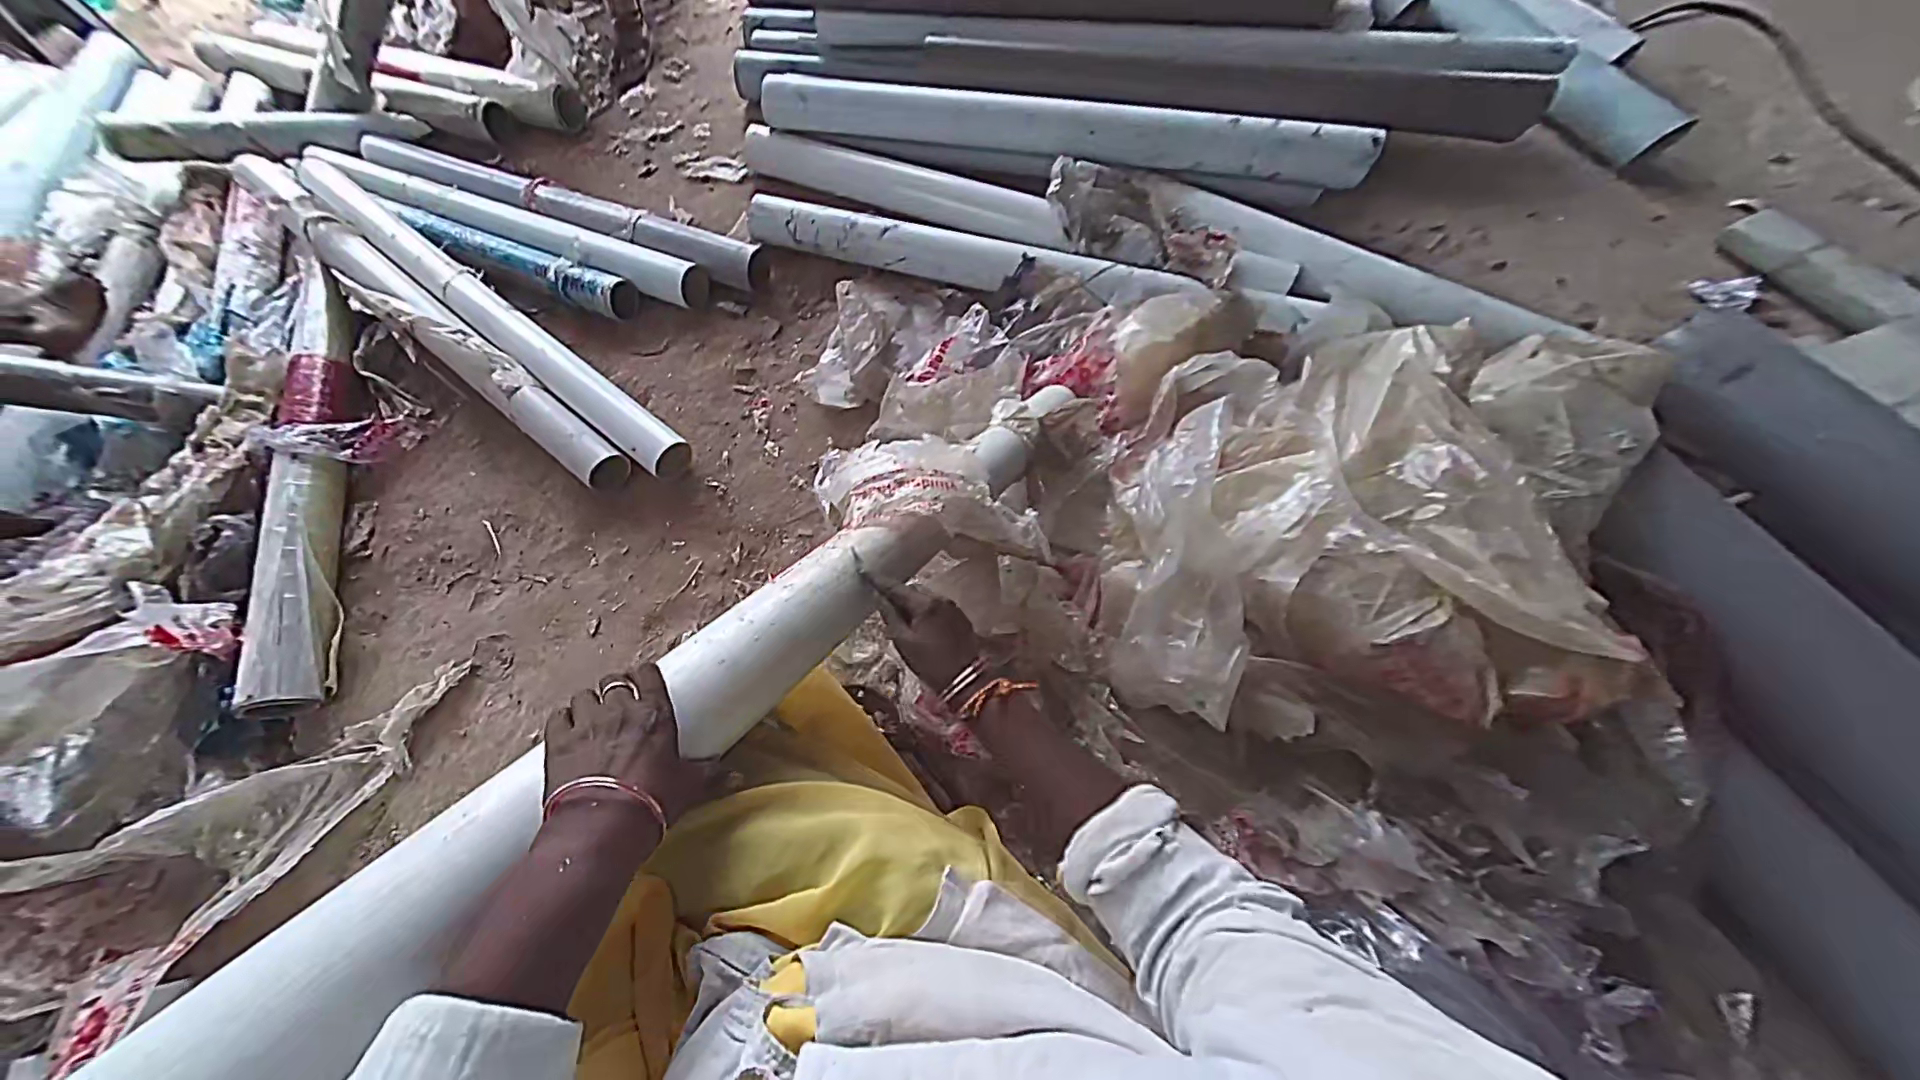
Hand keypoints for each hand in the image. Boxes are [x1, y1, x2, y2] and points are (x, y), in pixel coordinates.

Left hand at [545, 664, 710, 826]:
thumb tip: (735, 778)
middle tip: (620, 704)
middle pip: (614, 682)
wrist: (602, 825)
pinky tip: (568, 731)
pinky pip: (558, 717)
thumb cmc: (651, 800)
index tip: (645, 681)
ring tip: (593, 718)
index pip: (648, 674)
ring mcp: (586, 723)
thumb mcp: (688, 786)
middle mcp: (620, 710)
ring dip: (589, 704)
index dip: (645, 675)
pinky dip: (563, 721)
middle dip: (616, 689)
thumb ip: (710, 776)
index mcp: (655, 713)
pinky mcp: (558, 742)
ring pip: (584, 696)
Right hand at [869, 578, 981, 692]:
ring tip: (901, 616)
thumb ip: (890, 617)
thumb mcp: (904, 642)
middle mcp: (940, 599)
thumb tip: (879, 597)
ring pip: (926, 597)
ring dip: (912, 602)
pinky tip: (919, 622)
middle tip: (883, 603)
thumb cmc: (931, 664)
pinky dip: (925, 609)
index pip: (897, 588)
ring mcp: (952, 607)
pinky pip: (937, 605)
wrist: (967, 680)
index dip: (880, 581)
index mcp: (925, 604)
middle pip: (913, 589)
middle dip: (898, 594)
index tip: (865, 573)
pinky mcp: (959, 616)